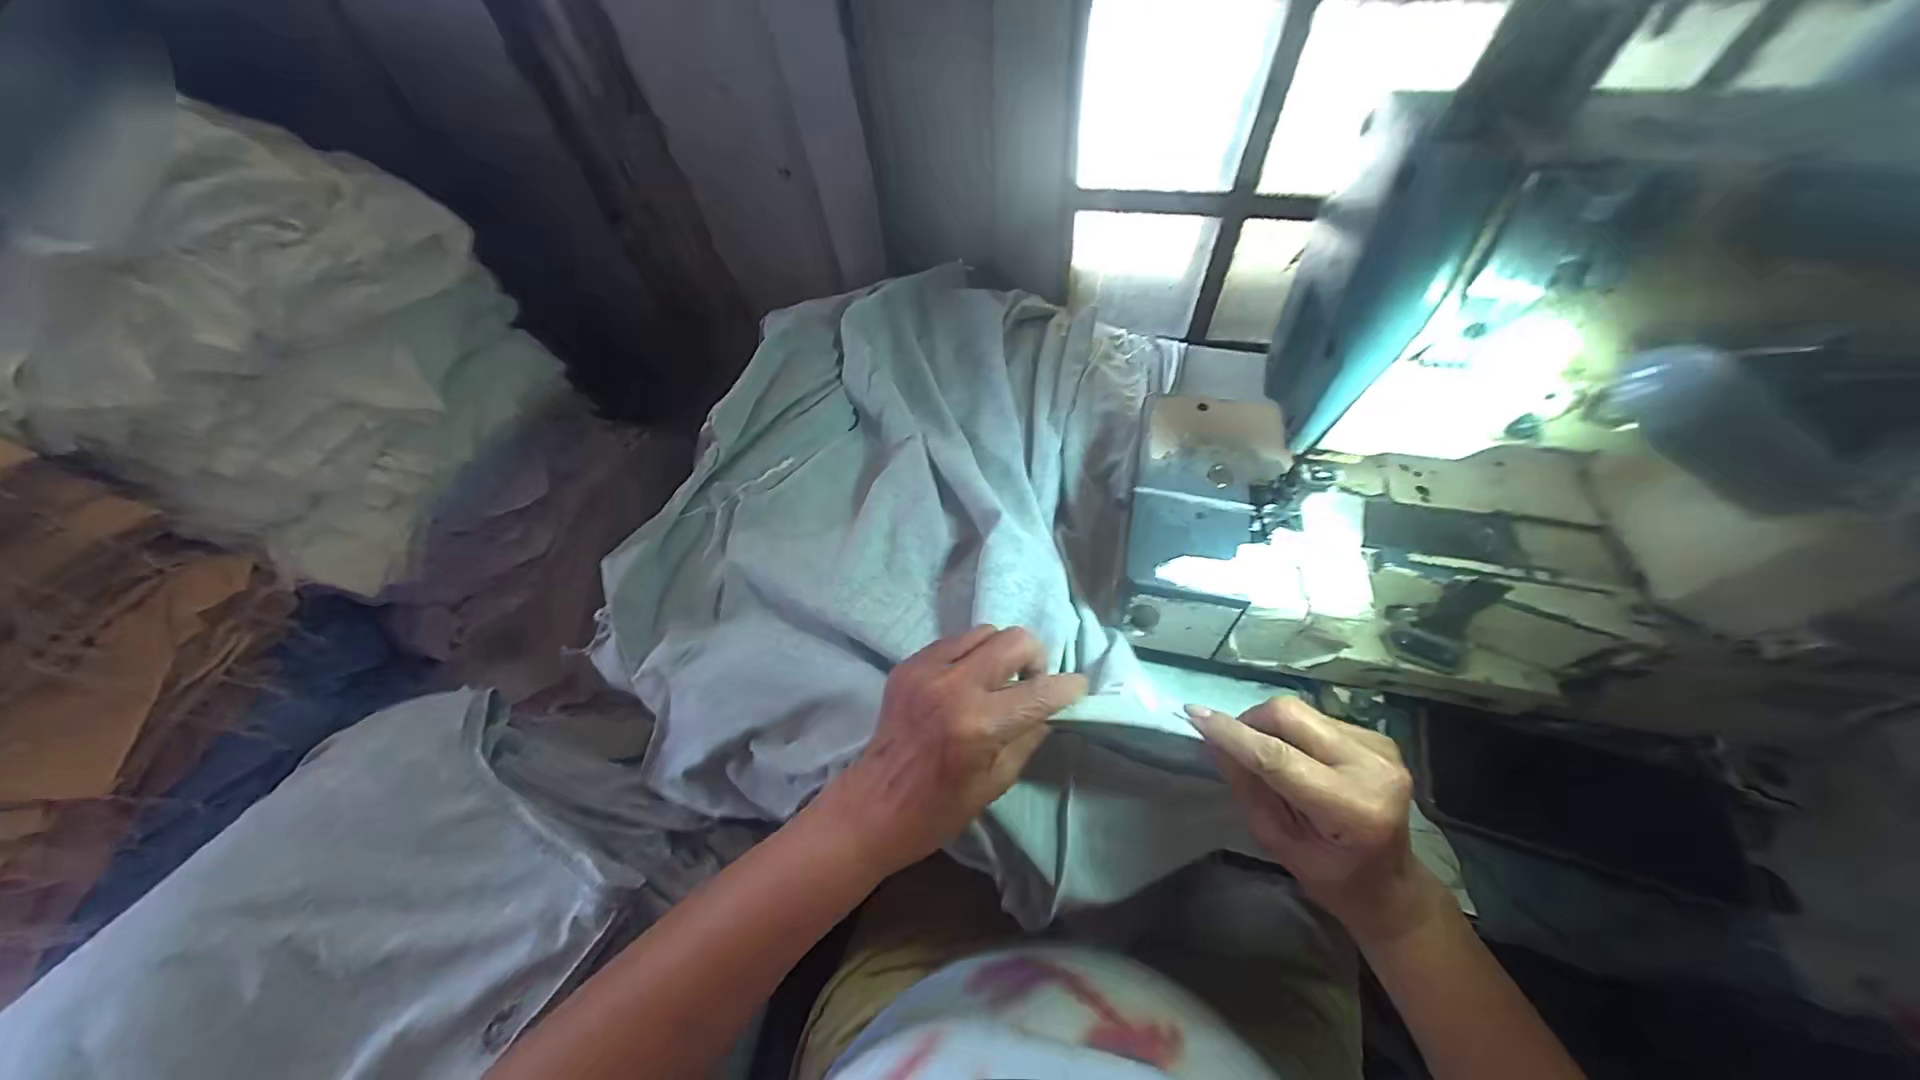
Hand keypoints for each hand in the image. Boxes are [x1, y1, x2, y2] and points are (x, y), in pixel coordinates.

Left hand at [810, 626, 1087, 876]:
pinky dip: (970, 656)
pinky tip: (965, 683)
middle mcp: (953, 686)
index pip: (1040, 691)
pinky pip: (954, 642)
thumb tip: (1050, 709)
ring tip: (996, 681)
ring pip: (984, 632)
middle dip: (1035, 659)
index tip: (1077, 689)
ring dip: (1001, 653)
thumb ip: (1028, 737)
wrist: (872, 806)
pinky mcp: (908, 665)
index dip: (1068, 688)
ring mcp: (926, 670)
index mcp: (978, 725)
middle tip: (1030, 683)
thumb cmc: (937, 810)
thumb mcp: (996, 782)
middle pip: (1015, 640)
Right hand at [1185, 697, 1450, 944]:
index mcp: (1351, 807)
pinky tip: (1297, 757)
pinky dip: (1292, 731)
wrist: (1391, 884)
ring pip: (1300, 710)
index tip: (1195, 715)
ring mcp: (1380, 748)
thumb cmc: (1330, 875)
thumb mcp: (1277, 840)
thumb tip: (1213, 740)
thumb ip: (1246, 786)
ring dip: (1270, 725)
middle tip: (1231, 742)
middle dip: (1249, 721)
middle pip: (1289, 714)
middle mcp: (1371, 767)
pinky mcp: (1378, 737)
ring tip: (1266, 756)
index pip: (1276, 756)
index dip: (1232, 734)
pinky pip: (1316, 717)